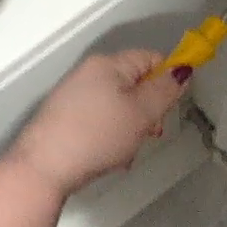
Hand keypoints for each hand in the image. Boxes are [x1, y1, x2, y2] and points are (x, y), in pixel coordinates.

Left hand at [8, 50, 189, 196]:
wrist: (44, 167)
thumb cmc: (95, 136)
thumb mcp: (141, 113)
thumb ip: (165, 90)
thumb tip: (181, 70)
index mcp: (108, 64)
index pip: (150, 58)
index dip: (167, 79)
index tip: (170, 106)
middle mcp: (88, 74)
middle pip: (134, 84)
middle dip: (148, 110)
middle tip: (149, 133)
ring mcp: (74, 97)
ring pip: (118, 107)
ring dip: (130, 129)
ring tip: (126, 152)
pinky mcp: (65, 119)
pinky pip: (100, 122)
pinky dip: (110, 137)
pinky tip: (110, 158)